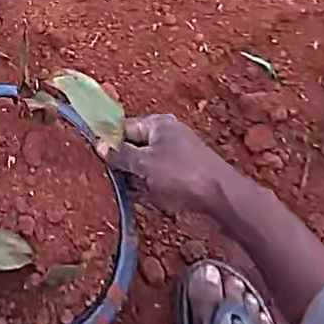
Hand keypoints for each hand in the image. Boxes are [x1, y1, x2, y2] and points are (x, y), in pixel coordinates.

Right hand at [102, 114, 240, 217]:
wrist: (224, 197)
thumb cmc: (181, 174)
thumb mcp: (144, 164)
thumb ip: (120, 155)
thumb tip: (98, 144)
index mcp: (157, 123)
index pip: (125, 128)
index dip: (111, 143)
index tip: (99, 159)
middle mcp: (169, 134)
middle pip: (137, 146)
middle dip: (127, 164)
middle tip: (115, 179)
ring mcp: (180, 153)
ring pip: (149, 164)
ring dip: (141, 178)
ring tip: (136, 192)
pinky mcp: (188, 173)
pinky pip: (163, 177)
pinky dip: (156, 186)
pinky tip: (153, 199)